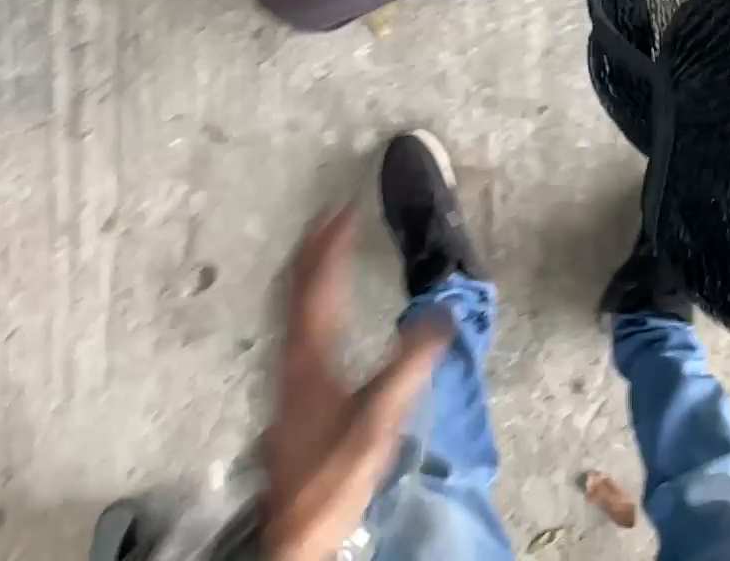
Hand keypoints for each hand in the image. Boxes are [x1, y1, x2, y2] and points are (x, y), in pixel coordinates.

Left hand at [264, 203, 453, 560]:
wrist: (297, 522)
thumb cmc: (337, 468)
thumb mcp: (380, 417)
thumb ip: (411, 364)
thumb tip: (442, 313)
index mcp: (312, 349)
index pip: (318, 280)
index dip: (330, 240)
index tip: (344, 207)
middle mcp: (292, 349)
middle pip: (296, 282)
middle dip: (314, 243)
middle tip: (331, 213)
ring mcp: (286, 366)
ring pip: (290, 299)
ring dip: (306, 264)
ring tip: (324, 242)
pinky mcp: (289, 381)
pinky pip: (293, 316)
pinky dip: (304, 290)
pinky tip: (318, 300)